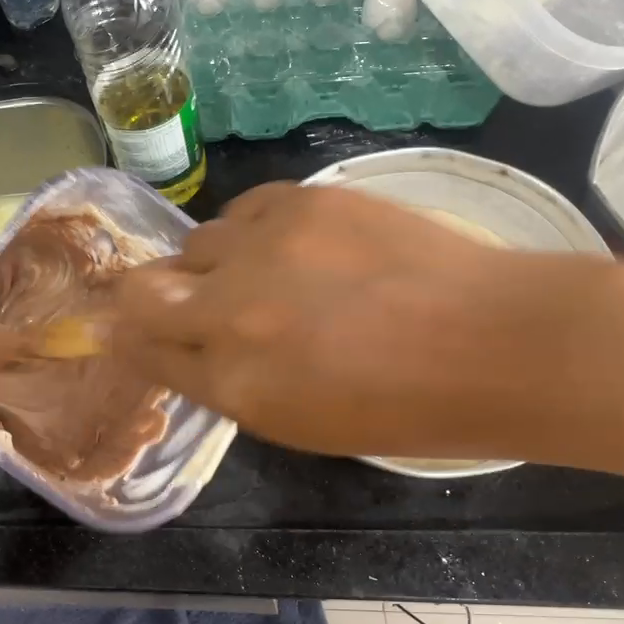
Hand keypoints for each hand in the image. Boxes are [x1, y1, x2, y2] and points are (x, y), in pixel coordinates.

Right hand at [110, 183, 600, 460]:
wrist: (491, 342)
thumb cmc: (401, 406)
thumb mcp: (297, 422)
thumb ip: (228, 383)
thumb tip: (187, 348)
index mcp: (233, 384)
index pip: (143, 350)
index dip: (131, 340)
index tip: (136, 332)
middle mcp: (231, 314)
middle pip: (141, 291)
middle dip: (148, 299)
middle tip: (184, 300)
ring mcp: (262, 251)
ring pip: (195, 244)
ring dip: (214, 264)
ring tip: (264, 274)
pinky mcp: (300, 202)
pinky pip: (242, 210)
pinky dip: (254, 232)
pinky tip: (291, 246)